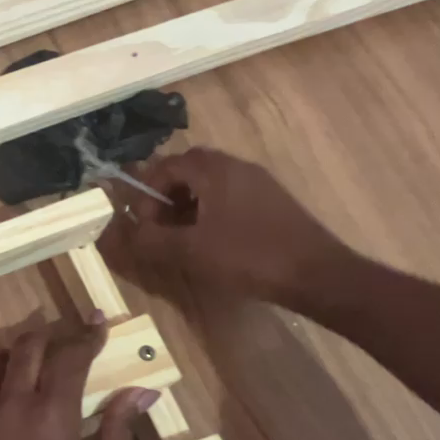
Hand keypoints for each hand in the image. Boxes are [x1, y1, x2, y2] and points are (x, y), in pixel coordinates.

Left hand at [0, 316, 159, 439]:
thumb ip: (120, 429)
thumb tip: (143, 390)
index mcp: (54, 413)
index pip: (71, 355)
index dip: (87, 334)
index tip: (97, 321)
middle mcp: (11, 403)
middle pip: (27, 347)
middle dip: (49, 339)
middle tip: (61, 349)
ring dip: (6, 355)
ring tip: (19, 368)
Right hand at [99, 147, 354, 307]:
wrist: (316, 274)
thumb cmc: (248, 257)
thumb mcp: (191, 252)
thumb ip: (152, 240)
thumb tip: (124, 232)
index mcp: (215, 171)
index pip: (167, 165)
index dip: (147, 191)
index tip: (144, 222)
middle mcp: (237, 167)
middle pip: (188, 169)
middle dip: (165, 195)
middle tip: (158, 226)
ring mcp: (258, 183)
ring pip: (209, 183)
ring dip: (186, 204)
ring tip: (181, 237)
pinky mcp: (271, 202)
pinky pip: (228, 195)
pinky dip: (209, 211)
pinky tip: (210, 241)